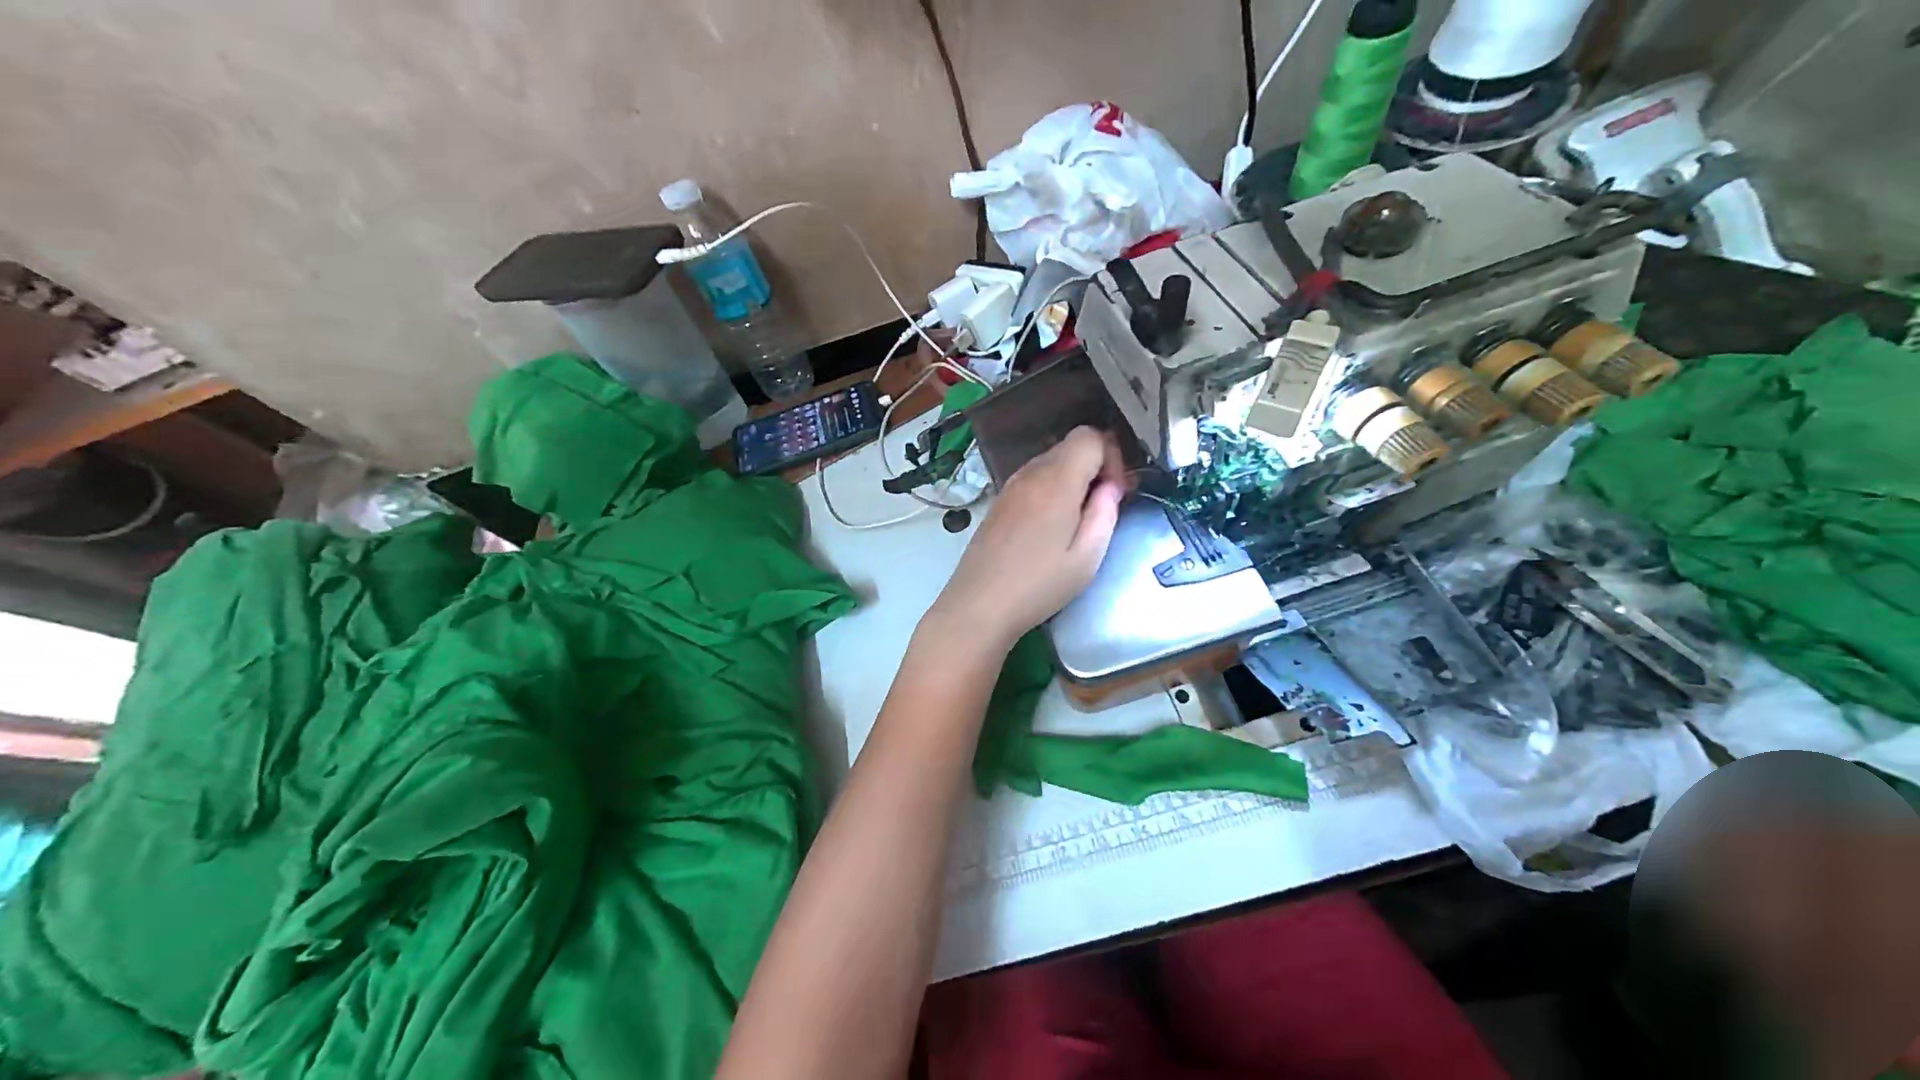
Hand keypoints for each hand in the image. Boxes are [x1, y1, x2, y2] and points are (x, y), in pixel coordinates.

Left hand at [924, 427, 1127, 654]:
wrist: (979, 605)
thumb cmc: (1038, 586)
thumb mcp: (1087, 557)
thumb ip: (1105, 514)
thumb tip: (1111, 487)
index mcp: (1055, 482)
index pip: (1089, 436)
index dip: (1112, 456)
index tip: (1116, 492)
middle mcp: (1030, 474)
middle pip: (1070, 445)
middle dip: (1095, 466)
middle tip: (1103, 506)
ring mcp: (1010, 487)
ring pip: (1050, 461)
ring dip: (1072, 479)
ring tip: (1077, 520)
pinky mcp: (998, 502)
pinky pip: (1033, 479)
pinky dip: (1051, 489)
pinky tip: (1051, 526)